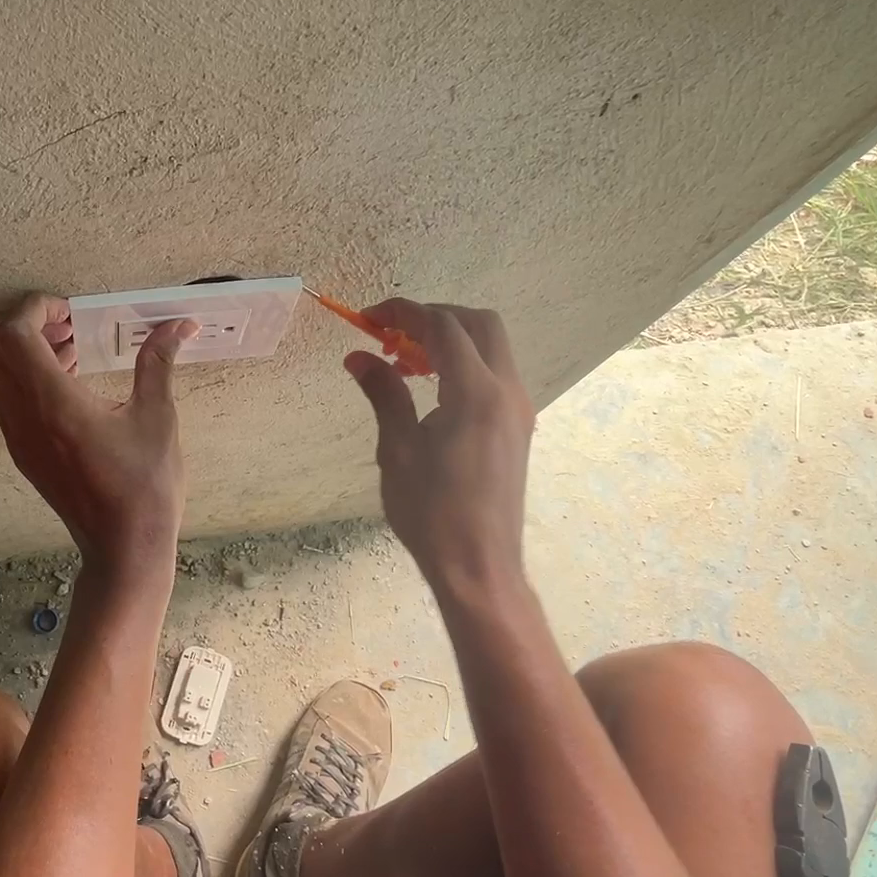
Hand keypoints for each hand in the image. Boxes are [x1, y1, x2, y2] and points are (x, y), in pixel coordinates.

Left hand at [0, 294, 197, 573]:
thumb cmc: (144, 488)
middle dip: (22, 326)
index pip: (14, 336)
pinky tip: (70, 385)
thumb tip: (176, 325)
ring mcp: (18, 439)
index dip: (35, 310)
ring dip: (22, 353)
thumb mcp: (156, 418)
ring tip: (73, 351)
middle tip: (66, 327)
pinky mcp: (23, 454)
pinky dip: (24, 380)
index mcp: (55, 405)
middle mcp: (24, 419)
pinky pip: (6, 401)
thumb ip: (158, 363)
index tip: (70, 311)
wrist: (123, 547)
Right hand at [344, 300, 534, 589]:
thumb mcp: (397, 450)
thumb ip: (384, 394)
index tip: (368, 318)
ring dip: (450, 339)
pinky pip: (494, 373)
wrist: (478, 564)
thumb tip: (358, 356)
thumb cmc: (430, 512)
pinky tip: (431, 388)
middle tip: (390, 335)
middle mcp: (507, 390)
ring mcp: (518, 408)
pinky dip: (463, 363)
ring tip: (405, 362)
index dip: (403, 312)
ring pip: (491, 346)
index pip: (442, 326)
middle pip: (478, 324)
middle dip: (433, 317)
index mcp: (475, 392)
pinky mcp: (517, 426)